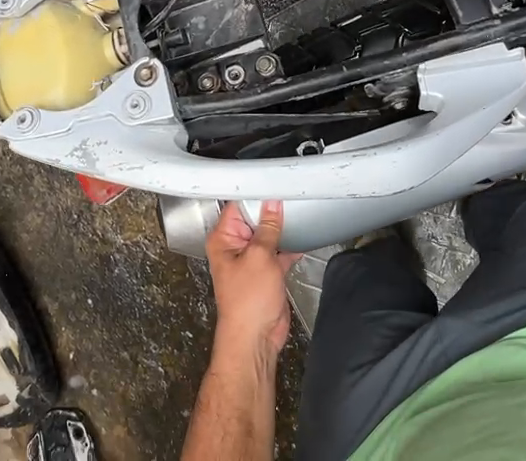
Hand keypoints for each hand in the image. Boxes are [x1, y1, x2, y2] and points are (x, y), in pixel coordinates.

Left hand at [205, 200, 301, 360]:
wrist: (256, 339)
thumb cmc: (246, 304)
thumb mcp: (260, 256)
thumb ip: (268, 228)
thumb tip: (272, 205)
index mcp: (223, 239)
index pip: (237, 206)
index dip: (255, 196)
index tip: (273, 185)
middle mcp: (235, 248)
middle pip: (254, 219)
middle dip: (271, 212)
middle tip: (289, 198)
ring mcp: (251, 260)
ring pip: (268, 235)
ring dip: (281, 230)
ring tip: (298, 214)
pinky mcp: (266, 272)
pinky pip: (278, 251)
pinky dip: (289, 247)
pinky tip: (302, 240)